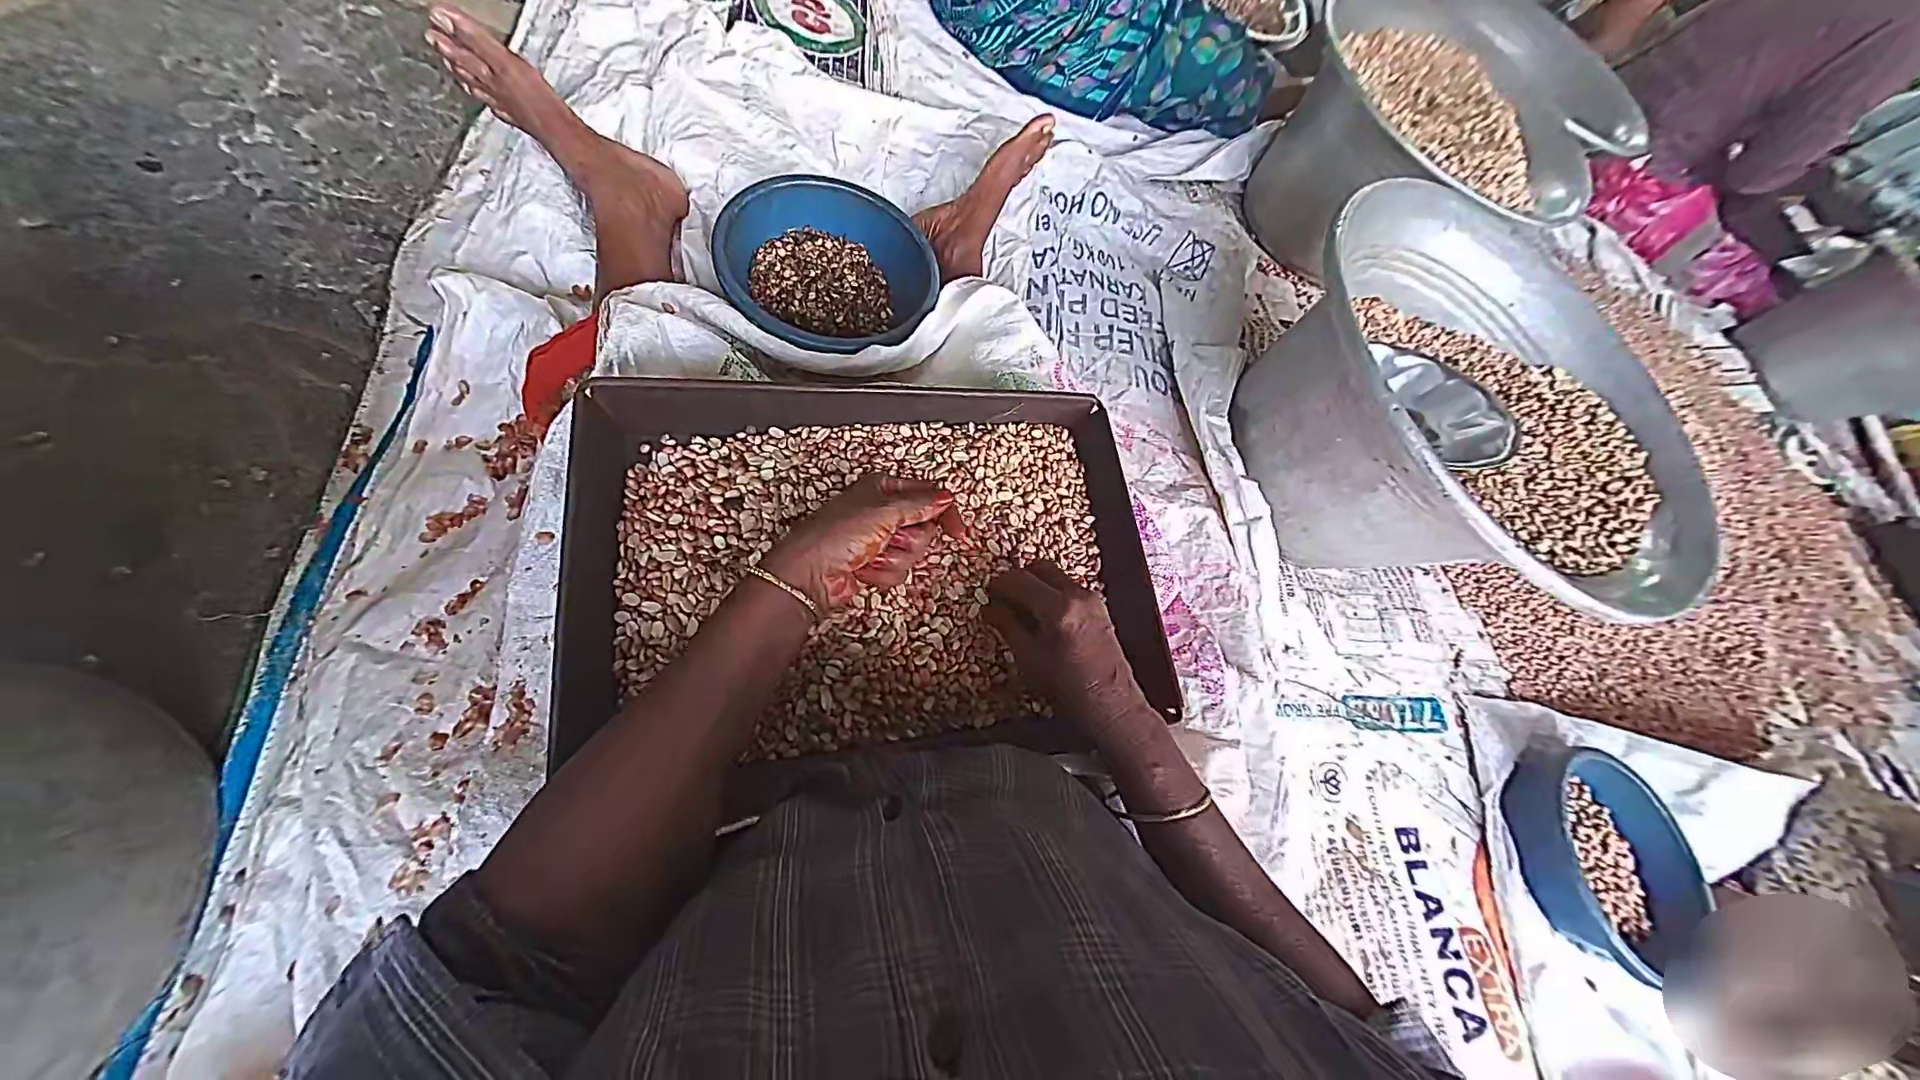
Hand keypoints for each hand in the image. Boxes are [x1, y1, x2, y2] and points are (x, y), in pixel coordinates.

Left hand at [759, 474, 967, 612]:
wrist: (809, 574)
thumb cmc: (834, 535)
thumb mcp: (883, 511)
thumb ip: (920, 503)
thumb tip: (945, 497)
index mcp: (884, 488)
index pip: (929, 495)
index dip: (945, 512)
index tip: (958, 531)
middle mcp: (883, 512)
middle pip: (925, 528)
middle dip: (908, 539)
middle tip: (889, 538)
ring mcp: (879, 540)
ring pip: (913, 553)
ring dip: (894, 558)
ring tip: (871, 554)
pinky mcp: (876, 565)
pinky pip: (899, 572)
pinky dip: (883, 573)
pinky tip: (863, 569)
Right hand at [984, 561, 1155, 742]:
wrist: (1111, 706)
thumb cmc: (1068, 689)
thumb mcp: (1029, 659)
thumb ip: (1007, 626)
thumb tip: (990, 608)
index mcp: (1058, 608)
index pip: (1019, 580)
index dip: (998, 584)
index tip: (987, 592)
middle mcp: (1078, 596)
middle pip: (1039, 568)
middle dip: (1017, 578)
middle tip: (1002, 597)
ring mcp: (1092, 600)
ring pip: (1055, 576)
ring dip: (1035, 586)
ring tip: (1020, 610)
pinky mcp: (1100, 608)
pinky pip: (1068, 589)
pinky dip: (1051, 594)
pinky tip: (1041, 619)